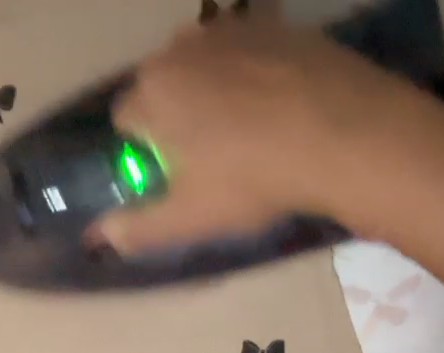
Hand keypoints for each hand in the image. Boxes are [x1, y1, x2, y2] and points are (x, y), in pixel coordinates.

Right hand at [96, 18, 433, 253]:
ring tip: (247, 132)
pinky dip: (252, 76)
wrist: (344, 134)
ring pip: (203, 66)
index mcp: (153, 92)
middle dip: (174, 118)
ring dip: (211, 93)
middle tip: (211, 158)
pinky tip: (278, 108)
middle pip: (162, 87)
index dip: (145, 152)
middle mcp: (182, 48)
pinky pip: (247, 54)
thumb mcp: (190, 218)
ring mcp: (232, 29)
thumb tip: (99, 236)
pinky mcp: (277, 25)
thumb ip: (138, 228)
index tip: (173, 176)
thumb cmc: (252, 179)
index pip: (125, 120)